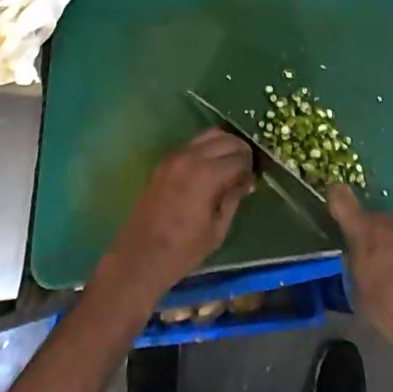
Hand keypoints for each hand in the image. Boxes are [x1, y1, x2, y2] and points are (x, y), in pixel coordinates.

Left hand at [101, 129, 255, 295]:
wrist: (140, 256)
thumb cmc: (182, 250)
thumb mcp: (217, 229)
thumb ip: (233, 198)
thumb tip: (246, 181)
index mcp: (206, 174)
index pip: (239, 158)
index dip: (250, 168)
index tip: (252, 181)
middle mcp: (191, 157)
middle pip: (225, 139)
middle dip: (240, 151)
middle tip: (246, 170)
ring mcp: (174, 156)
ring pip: (208, 135)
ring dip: (223, 145)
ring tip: (230, 165)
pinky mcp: (164, 162)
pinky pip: (192, 144)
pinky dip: (206, 148)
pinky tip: (210, 167)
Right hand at [327, 184, 392, 362]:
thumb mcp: (364, 302)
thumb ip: (357, 277)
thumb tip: (360, 268)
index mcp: (365, 232)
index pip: (342, 201)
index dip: (335, 198)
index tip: (332, 198)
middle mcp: (390, 223)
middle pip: (372, 222)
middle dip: (367, 238)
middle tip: (364, 265)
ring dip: (392, 251)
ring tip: (392, 282)